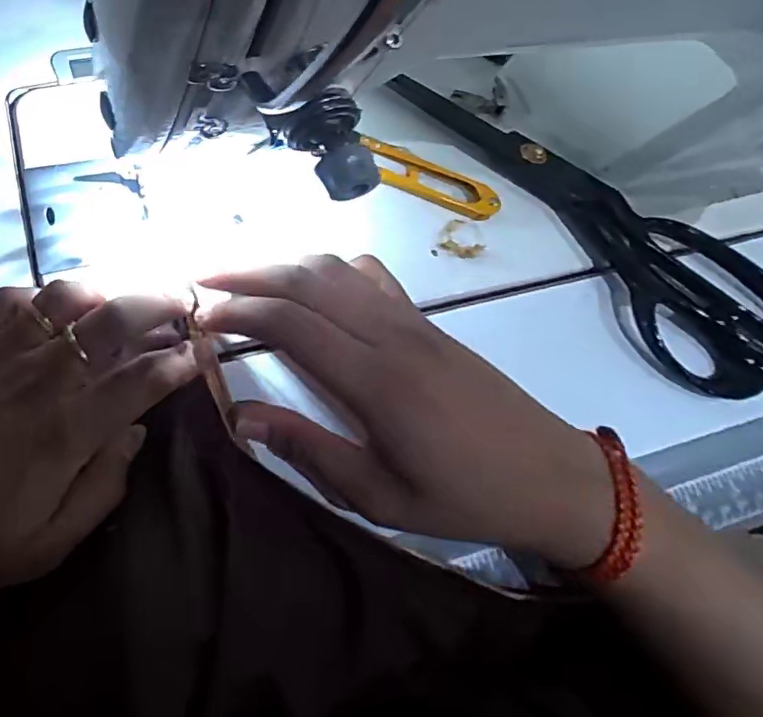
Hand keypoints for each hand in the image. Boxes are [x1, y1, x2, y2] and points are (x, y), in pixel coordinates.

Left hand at [0, 283, 195, 595]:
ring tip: (115, 298)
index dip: (175, 362)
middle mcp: (41, 377)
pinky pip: (7, 301)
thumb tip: (134, 433)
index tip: (195, 353)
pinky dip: (35, 294)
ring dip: (98, 288)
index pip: (140, 379)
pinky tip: (44, 308)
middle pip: (110, 318)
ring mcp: (0, 353)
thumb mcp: (45, 545)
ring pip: (60, 296)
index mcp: (68, 429)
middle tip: (176, 303)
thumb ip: (101, 487)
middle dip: (153, 303)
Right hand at [201, 255, 614, 568]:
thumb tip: (240, 417)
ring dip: (280, 265)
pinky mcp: (424, 319)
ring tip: (244, 280)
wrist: (560, 483)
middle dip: (246, 275)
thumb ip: (306, 450)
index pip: (290, 322)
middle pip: (304, 280)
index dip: (238, 312)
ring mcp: (411, 320)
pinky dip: (326, 269)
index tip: (202, 319)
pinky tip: (311, 287)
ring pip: (333, 268)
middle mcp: (390, 335)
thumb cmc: (464, 497)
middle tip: (205, 284)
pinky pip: (366, 274)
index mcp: (376, 380)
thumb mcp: (379, 495)